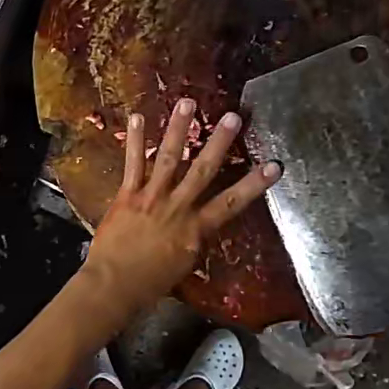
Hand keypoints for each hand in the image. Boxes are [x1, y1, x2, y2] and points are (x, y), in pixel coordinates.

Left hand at [81, 98, 280, 317]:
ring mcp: (151, 198)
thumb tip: (198, 226)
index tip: (275, 165)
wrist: (114, 286)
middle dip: (219, 143)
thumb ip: (191, 240)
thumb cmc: (149, 284)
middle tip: (233, 117)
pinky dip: (134, 140)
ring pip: (168, 158)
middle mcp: (177, 208)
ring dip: (178, 129)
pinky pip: (132, 163)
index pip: (232, 204)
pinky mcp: (127, 195)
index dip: (254, 184)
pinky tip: (136, 117)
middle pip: (202, 170)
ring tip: (187, 102)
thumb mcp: (182, 265)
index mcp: (195, 229)